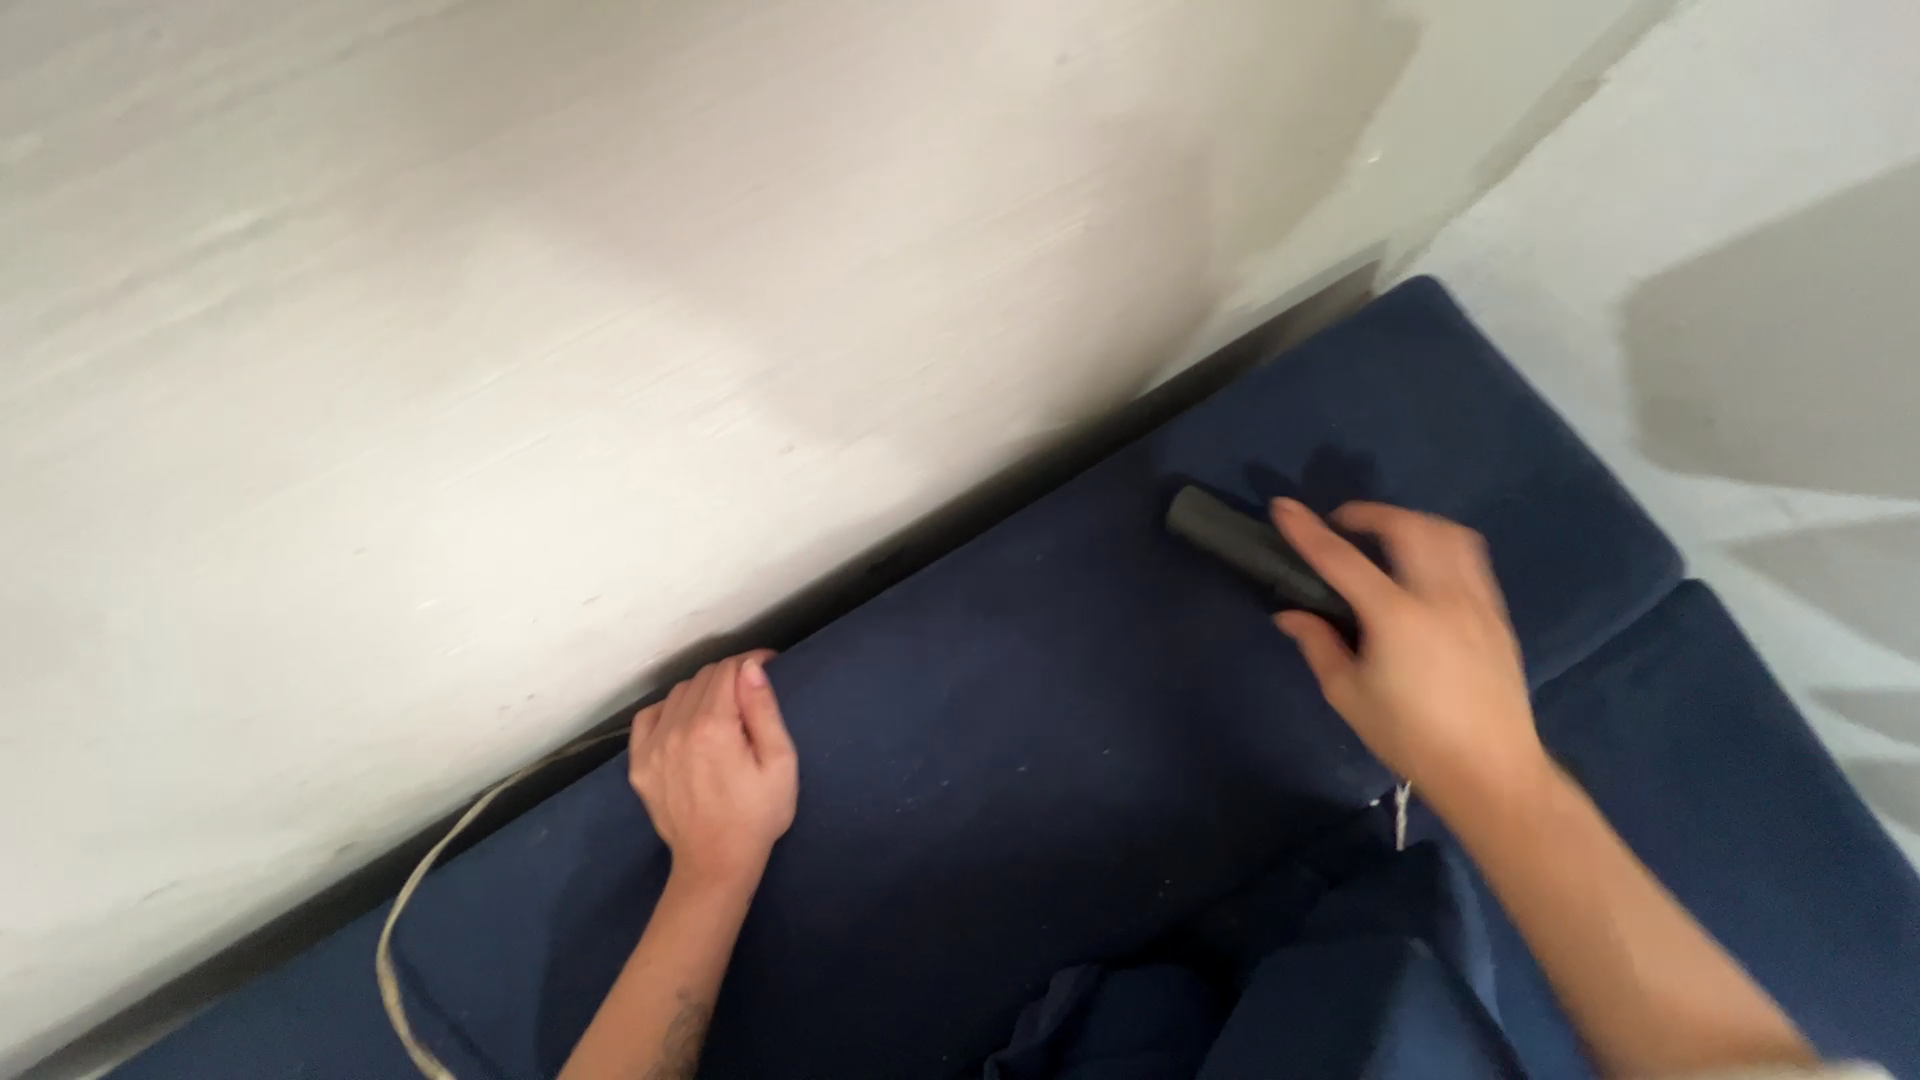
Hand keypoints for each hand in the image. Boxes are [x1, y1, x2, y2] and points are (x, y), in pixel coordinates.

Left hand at [628, 650, 798, 886]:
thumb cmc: (759, 813)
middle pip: (704, 677)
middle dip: (731, 673)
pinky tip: (687, 721)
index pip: (729, 669)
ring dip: (704, 689)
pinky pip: (649, 715)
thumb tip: (750, 668)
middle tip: (753, 688)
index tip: (771, 663)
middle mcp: (676, 729)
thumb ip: (764, 710)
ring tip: (725, 706)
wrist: (717, 862)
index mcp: (714, 726)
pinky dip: (670, 708)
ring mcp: (652, 747)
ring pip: (678, 692)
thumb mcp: (780, 762)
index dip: (752, 660)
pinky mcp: (639, 763)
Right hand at [1269, 498, 1548, 813]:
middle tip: (1342, 522)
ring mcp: (1476, 603)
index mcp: (1395, 617)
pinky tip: (1422, 568)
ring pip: (1449, 534)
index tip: (1283, 507)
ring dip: (1411, 523)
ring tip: (1385, 537)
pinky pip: (1470, 560)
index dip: (1308, 530)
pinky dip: (1440, 546)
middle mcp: (1440, 598)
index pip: (1341, 560)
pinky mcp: (1497, 616)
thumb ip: (1318, 645)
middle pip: (1410, 528)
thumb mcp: (1347, 694)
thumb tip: (1290, 614)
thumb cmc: (1408, 735)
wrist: (1490, 770)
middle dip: (1371, 513)